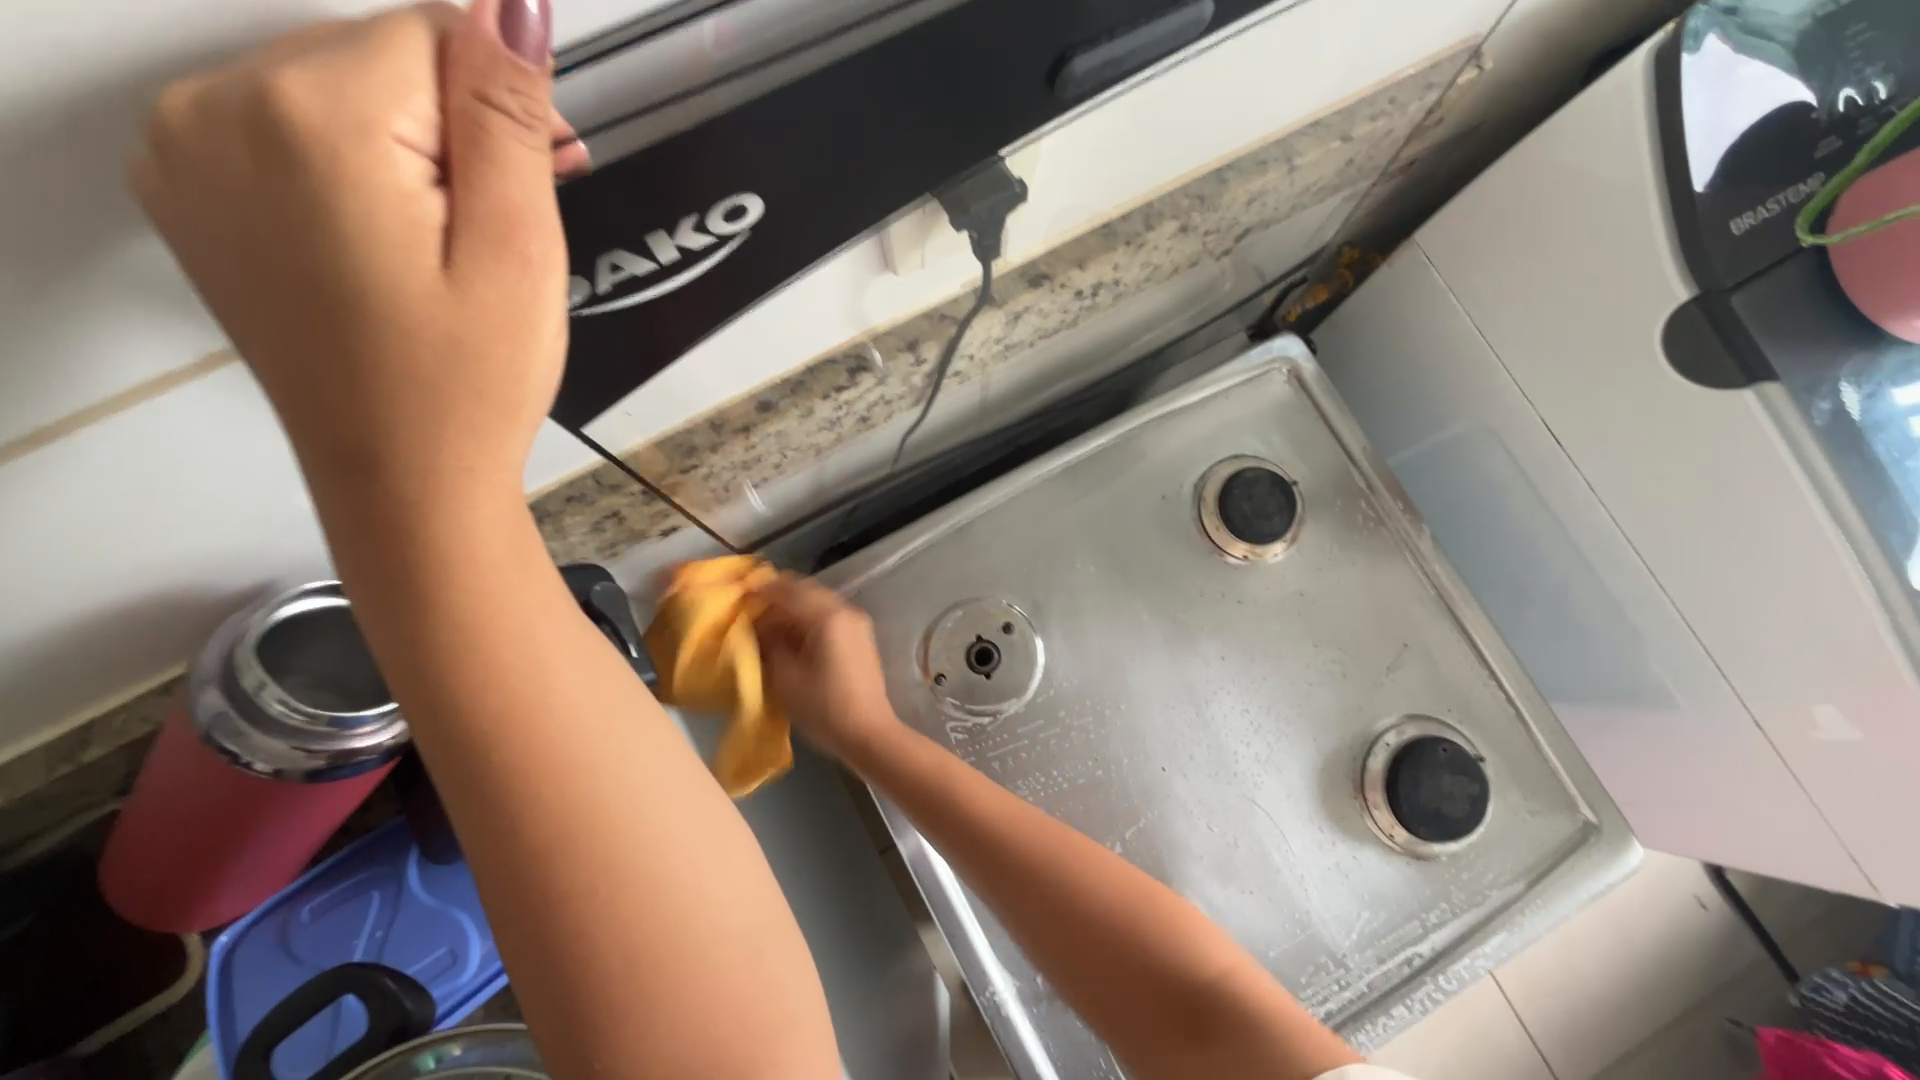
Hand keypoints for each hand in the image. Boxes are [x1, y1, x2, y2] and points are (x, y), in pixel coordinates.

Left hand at [131, 0, 585, 512]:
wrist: (401, 480)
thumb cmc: (472, 379)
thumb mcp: (518, 246)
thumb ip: (504, 110)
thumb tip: (510, 1)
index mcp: (308, 116)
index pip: (433, 33)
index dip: (505, 104)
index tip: (545, 178)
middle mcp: (213, 108)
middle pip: (376, 56)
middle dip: (456, 123)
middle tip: (505, 223)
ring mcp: (183, 151)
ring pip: (336, 89)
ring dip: (412, 145)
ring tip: (455, 241)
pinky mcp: (189, 192)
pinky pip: (288, 130)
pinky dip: (354, 165)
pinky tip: (393, 240)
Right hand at [753, 575, 899, 758]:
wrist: (869, 733)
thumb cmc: (824, 708)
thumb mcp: (785, 678)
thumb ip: (769, 643)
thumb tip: (757, 625)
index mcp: (826, 616)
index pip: (787, 591)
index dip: (759, 591)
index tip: (737, 598)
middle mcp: (844, 610)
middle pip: (804, 590)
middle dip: (776, 597)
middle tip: (750, 611)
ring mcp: (856, 622)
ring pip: (817, 600)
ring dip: (792, 606)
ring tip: (768, 625)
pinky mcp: (860, 636)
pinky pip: (828, 614)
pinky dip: (807, 617)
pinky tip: (792, 635)